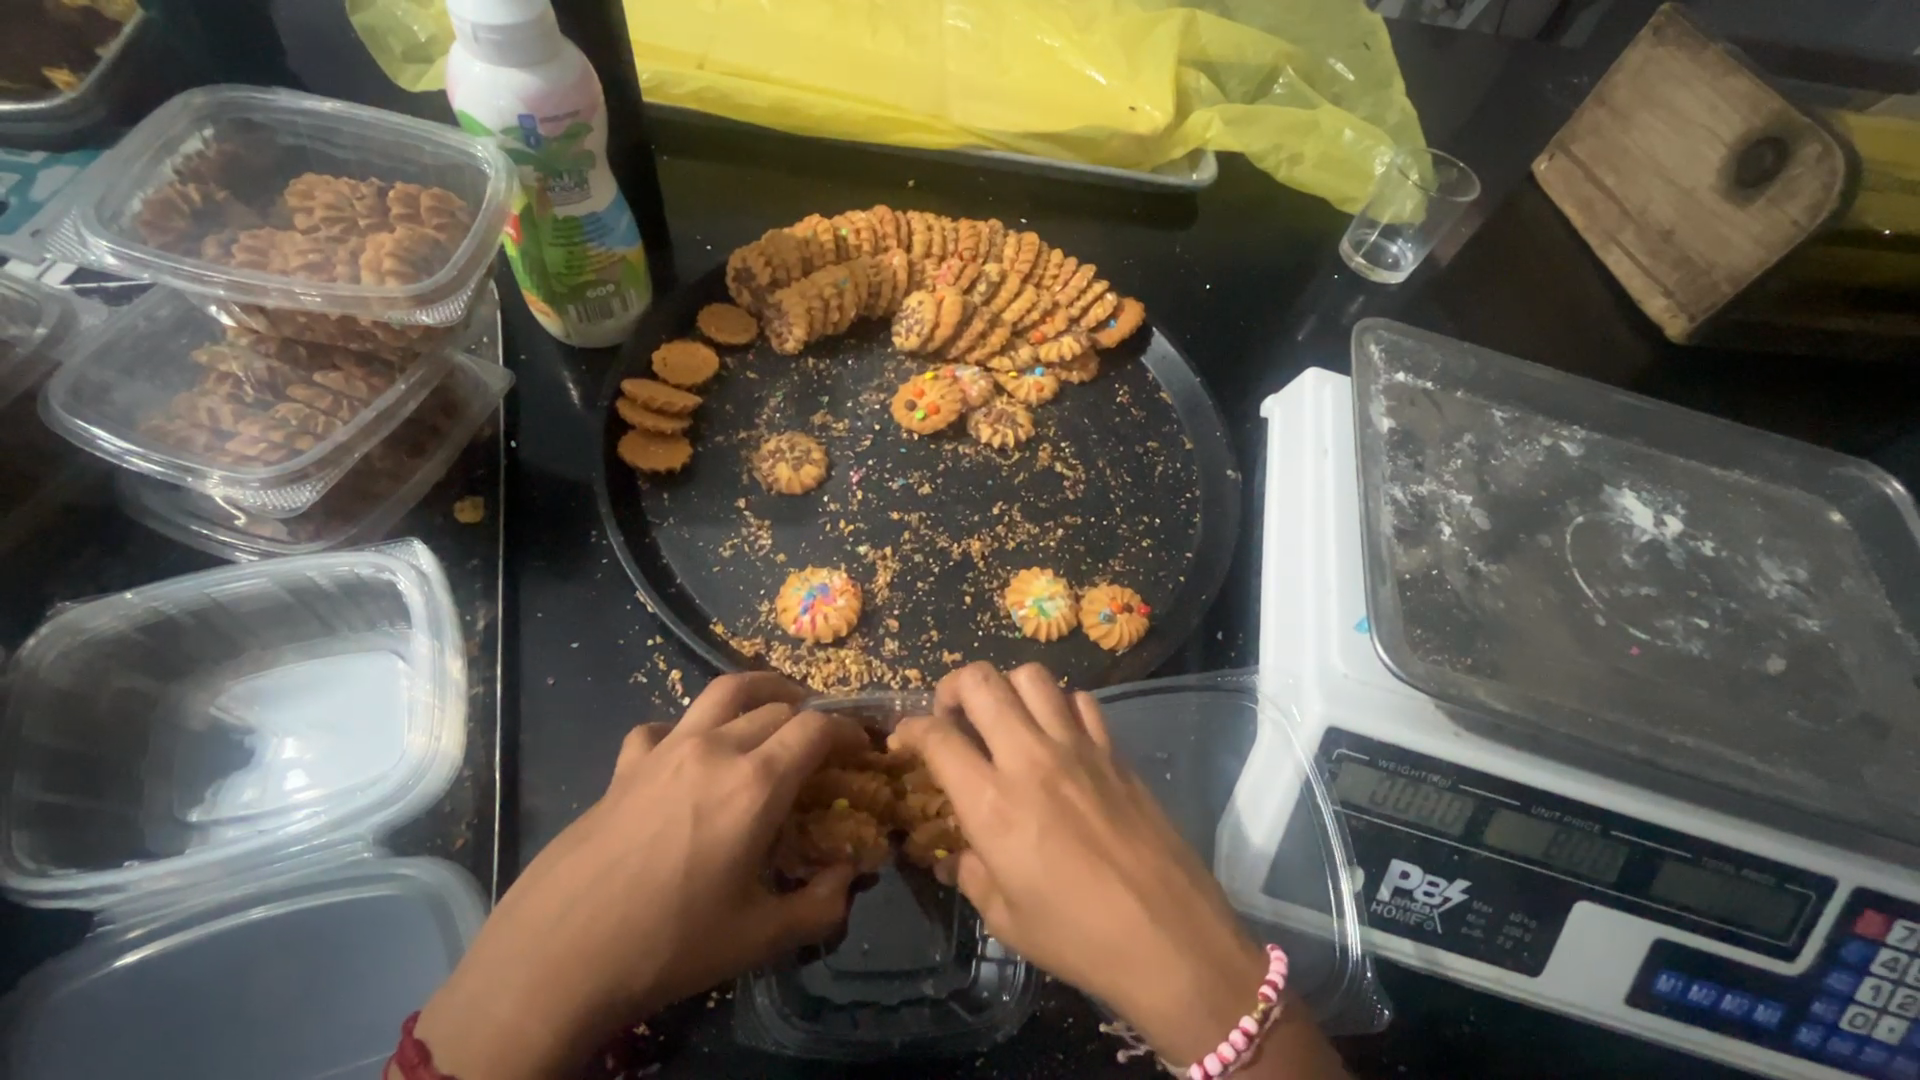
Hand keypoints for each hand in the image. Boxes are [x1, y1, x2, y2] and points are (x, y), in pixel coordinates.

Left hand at [407, 674, 867, 1079]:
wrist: (559, 954)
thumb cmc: (669, 944)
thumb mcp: (760, 937)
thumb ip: (820, 905)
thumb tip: (849, 878)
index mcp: (756, 784)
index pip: (817, 728)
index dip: (849, 729)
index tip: (863, 746)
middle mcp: (715, 749)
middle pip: (777, 706)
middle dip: (810, 715)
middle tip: (822, 742)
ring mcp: (665, 749)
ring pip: (724, 692)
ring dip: (760, 691)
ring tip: (775, 706)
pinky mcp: (625, 765)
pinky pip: (666, 726)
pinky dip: (690, 727)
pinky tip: (689, 753)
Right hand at [894, 664, 1333, 1073]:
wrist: (1170, 940)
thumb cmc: (1078, 938)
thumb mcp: (1005, 917)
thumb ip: (971, 872)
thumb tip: (959, 852)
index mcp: (992, 802)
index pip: (936, 735)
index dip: (909, 728)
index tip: (904, 740)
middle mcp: (1030, 759)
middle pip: (980, 681)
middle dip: (952, 687)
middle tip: (951, 716)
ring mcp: (1078, 748)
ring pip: (1032, 676)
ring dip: (1006, 688)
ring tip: (1004, 718)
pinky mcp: (1115, 752)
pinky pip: (1080, 702)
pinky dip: (1058, 705)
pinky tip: (1057, 735)